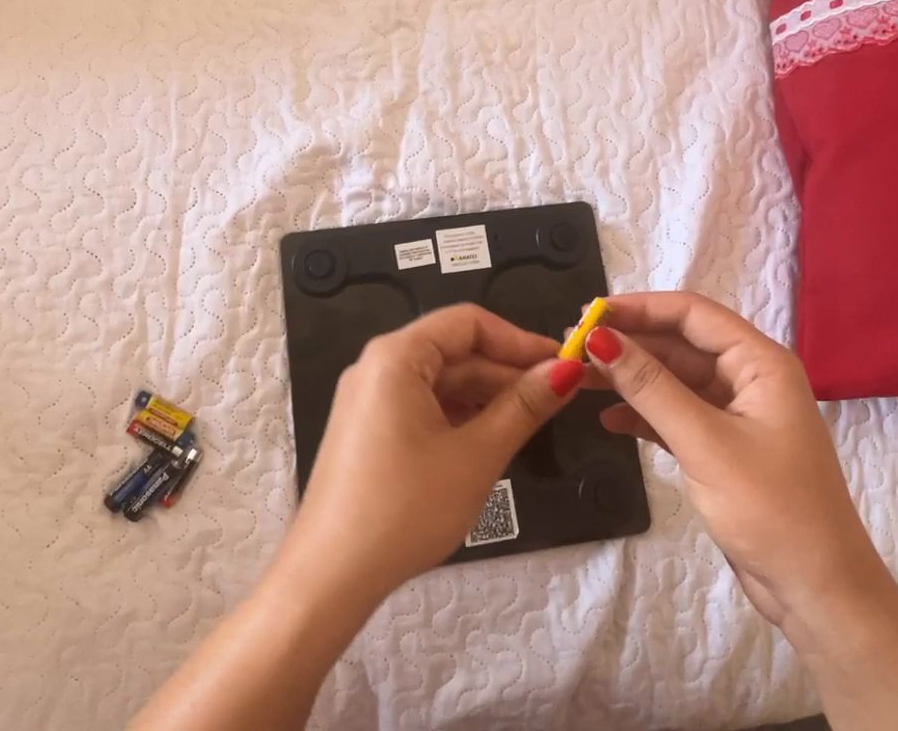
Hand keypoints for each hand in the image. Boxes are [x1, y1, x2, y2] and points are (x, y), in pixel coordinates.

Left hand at [273, 304, 581, 605]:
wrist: (331, 574)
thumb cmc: (406, 507)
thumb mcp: (475, 455)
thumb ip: (523, 406)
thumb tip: (566, 370)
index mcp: (396, 356)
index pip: (468, 322)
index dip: (519, 339)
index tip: (563, 363)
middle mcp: (377, 366)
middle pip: (453, 351)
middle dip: (506, 370)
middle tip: (559, 396)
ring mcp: (368, 399)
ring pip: (440, 381)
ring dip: (486, 395)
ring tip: (532, 420)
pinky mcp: (368, 430)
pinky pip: (422, 405)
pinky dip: (459, 415)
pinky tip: (489, 438)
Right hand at [582, 293, 887, 633]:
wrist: (817, 590)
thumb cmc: (771, 507)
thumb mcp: (704, 441)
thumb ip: (650, 387)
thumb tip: (599, 338)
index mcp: (760, 363)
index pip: (692, 314)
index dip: (639, 307)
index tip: (588, 313)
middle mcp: (748, 378)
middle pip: (678, 344)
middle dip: (628, 343)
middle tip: (572, 345)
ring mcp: (734, 414)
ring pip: (672, 380)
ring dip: (629, 378)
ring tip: (579, 378)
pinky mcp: (721, 446)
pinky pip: (674, 415)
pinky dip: (643, 414)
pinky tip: (608, 420)